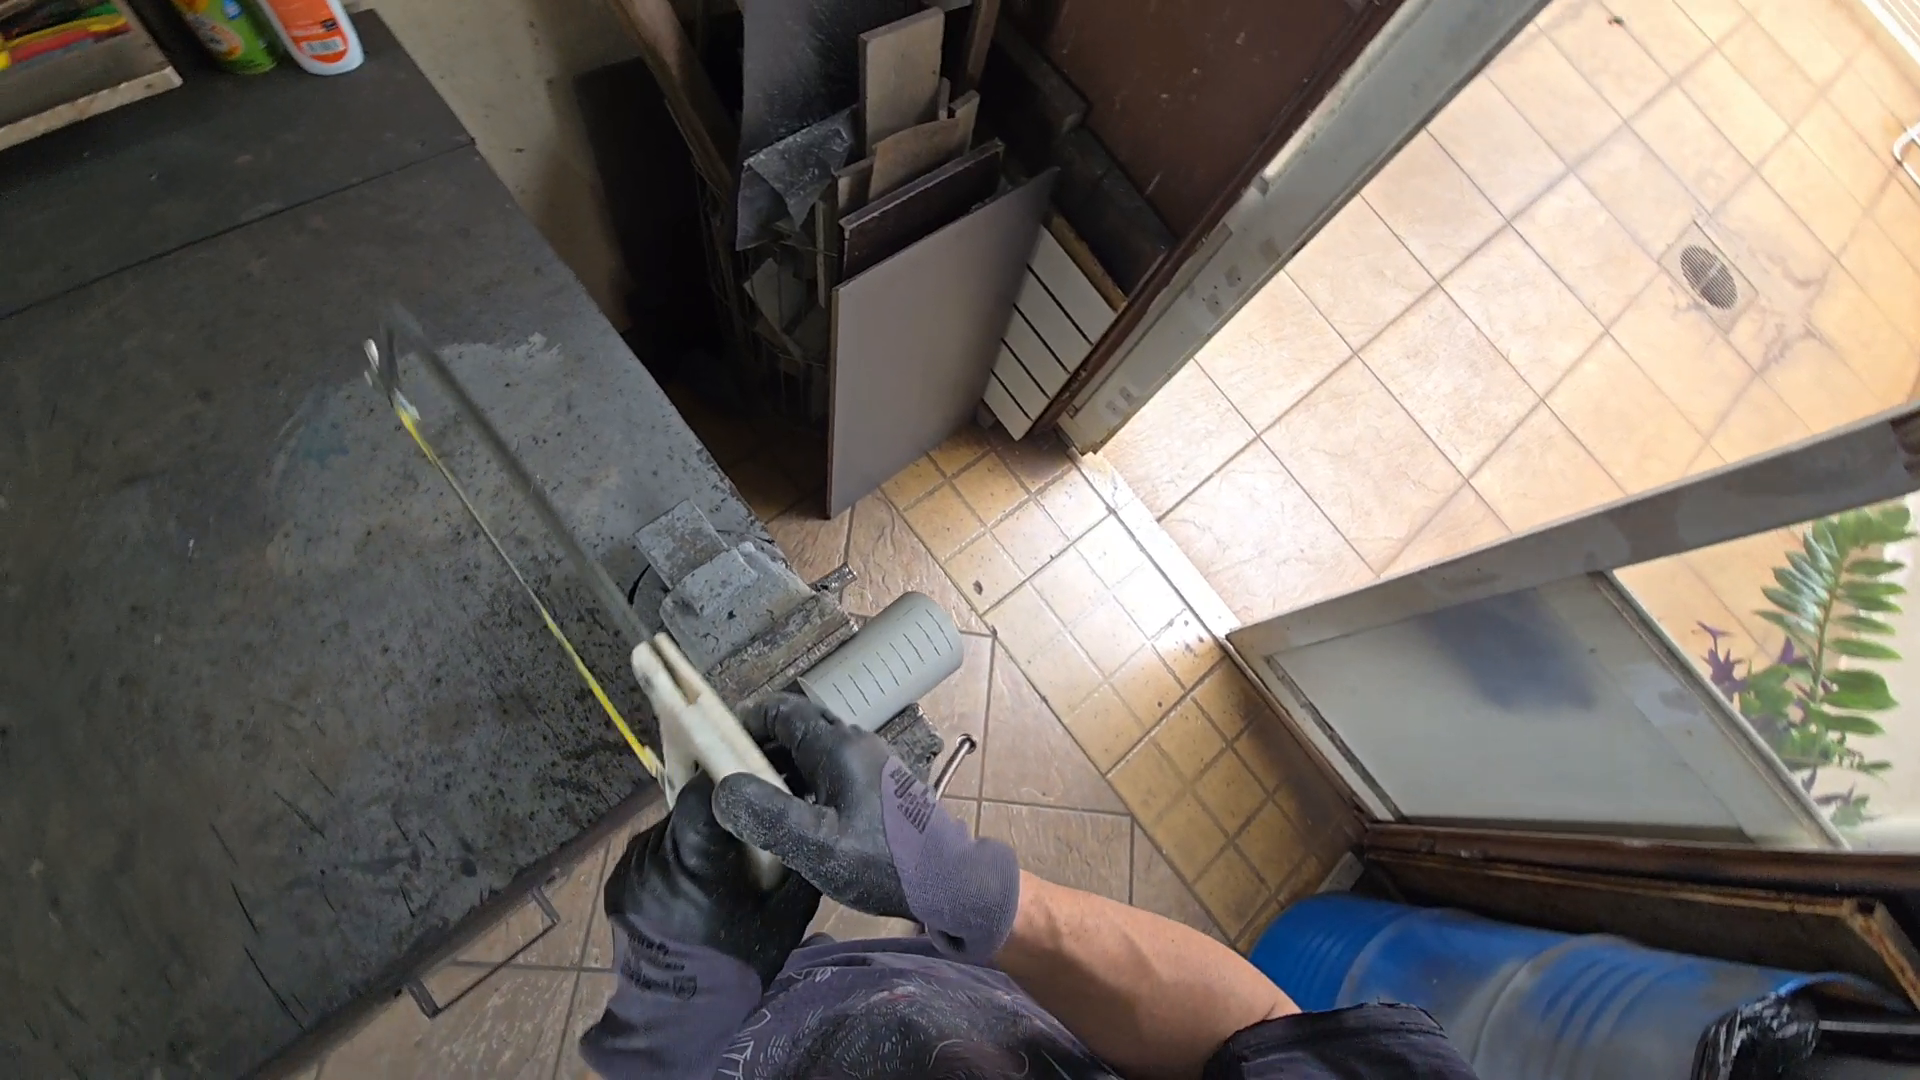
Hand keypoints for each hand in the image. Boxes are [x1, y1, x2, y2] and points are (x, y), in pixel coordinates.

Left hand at [582, 773, 819, 1076]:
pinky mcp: (619, 883)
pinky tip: (696, 878)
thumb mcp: (786, 913)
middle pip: (691, 803)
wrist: (675, 1024)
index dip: (730, 773)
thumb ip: (795, 855)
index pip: (702, 789)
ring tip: (722, 856)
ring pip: (673, 823)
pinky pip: (655, 848)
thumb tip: (806, 811)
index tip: (756, 774)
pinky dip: (677, 852)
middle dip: (721, 805)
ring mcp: (630, 869)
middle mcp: (654, 856)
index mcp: (696, 860)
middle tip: (747, 820)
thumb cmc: (737, 965)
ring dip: (699, 830)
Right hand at [711, 694, 1019, 962]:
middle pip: (799, 728)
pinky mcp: (878, 785)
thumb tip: (721, 789)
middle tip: (725, 773)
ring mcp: (870, 763)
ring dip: (781, 764)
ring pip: (815, 750)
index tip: (715, 740)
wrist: (948, 879)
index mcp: (839, 747)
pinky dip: (803, 781)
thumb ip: (768, 816)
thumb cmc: (883, 861)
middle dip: (761, 744)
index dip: (748, 719)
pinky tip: (791, 814)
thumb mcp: (818, 845)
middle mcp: (855, 743)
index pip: (784, 712)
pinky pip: (830, 770)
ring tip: (750, 796)